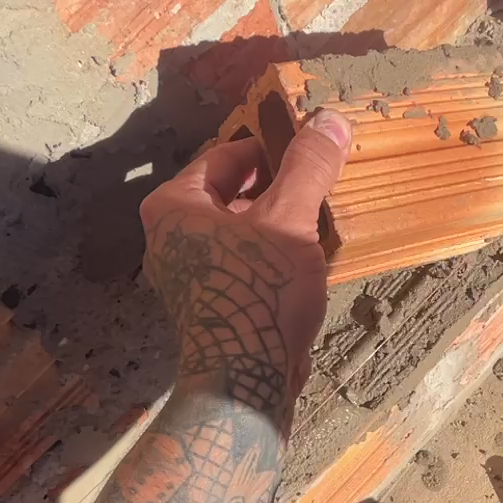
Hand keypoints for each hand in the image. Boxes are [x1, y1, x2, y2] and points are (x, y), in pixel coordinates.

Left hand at [140, 109, 352, 407]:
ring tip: (316, 234)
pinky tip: (303, 277)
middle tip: (316, 195)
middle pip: (231, 199)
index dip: (269, 151)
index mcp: (174, 207)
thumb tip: (332, 120)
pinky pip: (245, 273)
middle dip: (275, 195)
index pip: (225, 157)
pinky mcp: (212, 314)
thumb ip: (309, 169)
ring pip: (239, 240)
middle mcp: (170, 241)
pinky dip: (271, 267)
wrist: (246, 382)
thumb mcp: (290, 221)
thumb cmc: (259, 294)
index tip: (307, 155)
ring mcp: (189, 281)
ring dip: (276, 234)